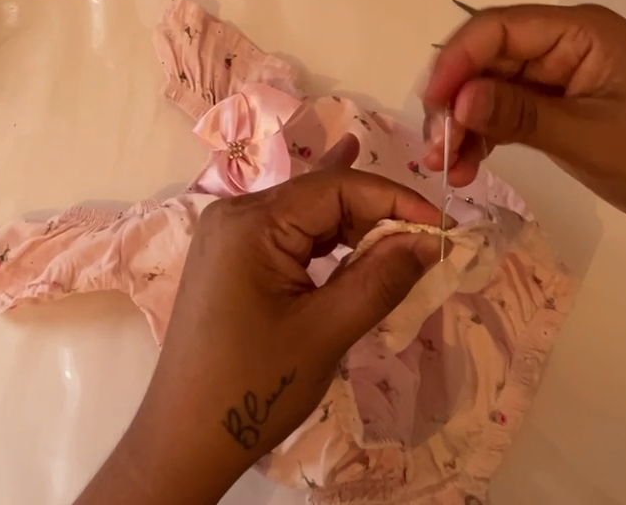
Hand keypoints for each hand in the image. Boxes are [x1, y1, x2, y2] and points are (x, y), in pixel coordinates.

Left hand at [77, 140, 440, 504]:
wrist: (184, 438)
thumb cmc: (255, 386)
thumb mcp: (326, 332)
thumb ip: (380, 279)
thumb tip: (430, 240)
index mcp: (252, 221)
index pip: (335, 187)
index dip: (393, 200)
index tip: (442, 225)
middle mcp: (236, 212)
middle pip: (320, 195)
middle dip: (376, 214)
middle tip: (428, 241)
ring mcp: (230, 233)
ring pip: (306, 213)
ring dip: (353, 226)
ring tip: (402, 235)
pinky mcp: (232, 256)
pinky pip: (288, 233)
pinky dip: (325, 238)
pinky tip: (351, 225)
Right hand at [423, 3, 625, 233]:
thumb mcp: (591, 138)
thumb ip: (519, 115)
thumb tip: (456, 101)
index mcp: (580, 31)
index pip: (499, 28)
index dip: (458, 60)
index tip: (433, 105)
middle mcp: (563, 44)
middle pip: (488, 58)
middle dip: (455, 99)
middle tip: (434, 146)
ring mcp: (558, 76)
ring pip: (489, 87)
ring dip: (463, 123)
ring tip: (446, 166)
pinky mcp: (556, 106)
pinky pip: (505, 111)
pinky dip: (483, 135)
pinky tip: (467, 166)